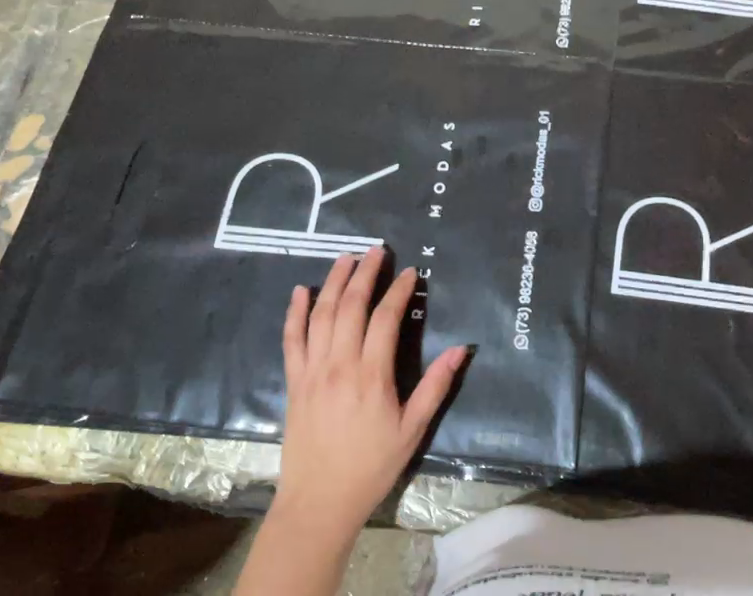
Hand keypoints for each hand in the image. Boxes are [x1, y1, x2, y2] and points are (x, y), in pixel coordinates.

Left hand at [274, 247, 467, 535]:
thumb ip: (435, 386)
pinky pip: (291, 340)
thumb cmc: (372, 467)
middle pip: (350, 307)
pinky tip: (301, 291)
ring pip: (320, 316)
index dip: (398, 290)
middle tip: (376, 250)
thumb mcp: (413, 430)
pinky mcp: (294, 383)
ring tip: (346, 258)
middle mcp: (339, 366)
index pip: (385, 318)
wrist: (319, 503)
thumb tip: (461, 348)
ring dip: (333, 282)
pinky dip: (295, 313)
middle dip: (365, 274)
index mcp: (371, 376)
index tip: (409, 272)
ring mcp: (312, 372)